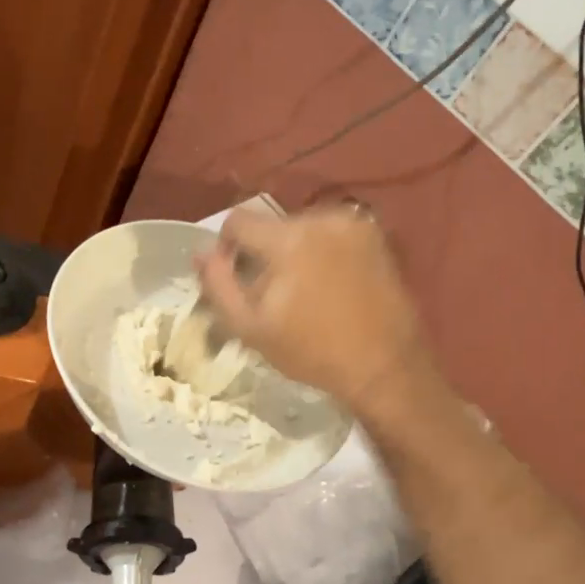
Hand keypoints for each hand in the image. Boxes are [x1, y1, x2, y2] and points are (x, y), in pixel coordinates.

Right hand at [198, 206, 441, 427]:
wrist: (383, 364)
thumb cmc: (311, 352)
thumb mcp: (250, 328)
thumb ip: (219, 285)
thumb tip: (200, 253)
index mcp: (289, 239)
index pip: (238, 220)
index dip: (226, 248)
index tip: (234, 280)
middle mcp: (323, 218)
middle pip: (272, 226)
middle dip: (264, 255)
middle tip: (270, 297)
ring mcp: (354, 225)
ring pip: (302, 230)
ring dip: (293, 254)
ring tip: (301, 294)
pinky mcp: (375, 237)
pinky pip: (331, 235)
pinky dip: (321, 255)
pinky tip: (328, 289)